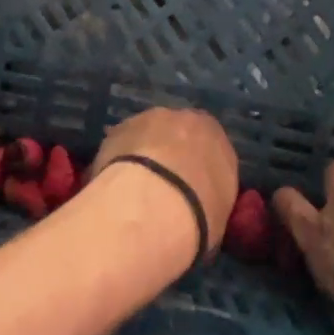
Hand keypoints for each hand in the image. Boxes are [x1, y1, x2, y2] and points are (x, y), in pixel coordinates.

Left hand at [91, 108, 238, 261]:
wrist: (156, 204)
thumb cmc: (199, 215)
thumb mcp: (218, 214)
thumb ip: (210, 198)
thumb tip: (198, 206)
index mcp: (215, 135)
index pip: (209, 146)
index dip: (197, 168)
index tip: (190, 190)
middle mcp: (184, 119)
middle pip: (176, 134)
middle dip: (169, 156)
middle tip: (161, 189)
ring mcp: (147, 119)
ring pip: (146, 135)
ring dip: (142, 155)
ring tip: (134, 191)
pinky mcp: (117, 129)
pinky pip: (120, 144)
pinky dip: (118, 161)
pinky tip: (115, 187)